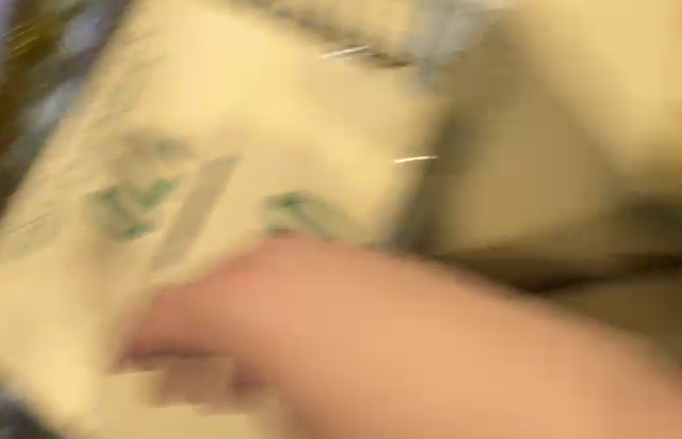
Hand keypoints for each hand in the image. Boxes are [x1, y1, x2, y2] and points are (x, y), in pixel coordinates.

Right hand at [120, 237, 681, 438]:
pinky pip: (315, 284)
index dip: (137, 337)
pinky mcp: (392, 268)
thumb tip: (222, 389)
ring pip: (267, 280)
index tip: (117, 360)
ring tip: (233, 376)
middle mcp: (289, 265)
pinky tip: (311, 363)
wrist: (564, 410)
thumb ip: (253, 401)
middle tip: (171, 377)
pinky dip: (291, 318)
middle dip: (190, 331)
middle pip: (217, 286)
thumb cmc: (414, 429)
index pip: (168, 310)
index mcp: (255, 306)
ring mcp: (344, 260)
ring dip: (242, 322)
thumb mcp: (309, 425)